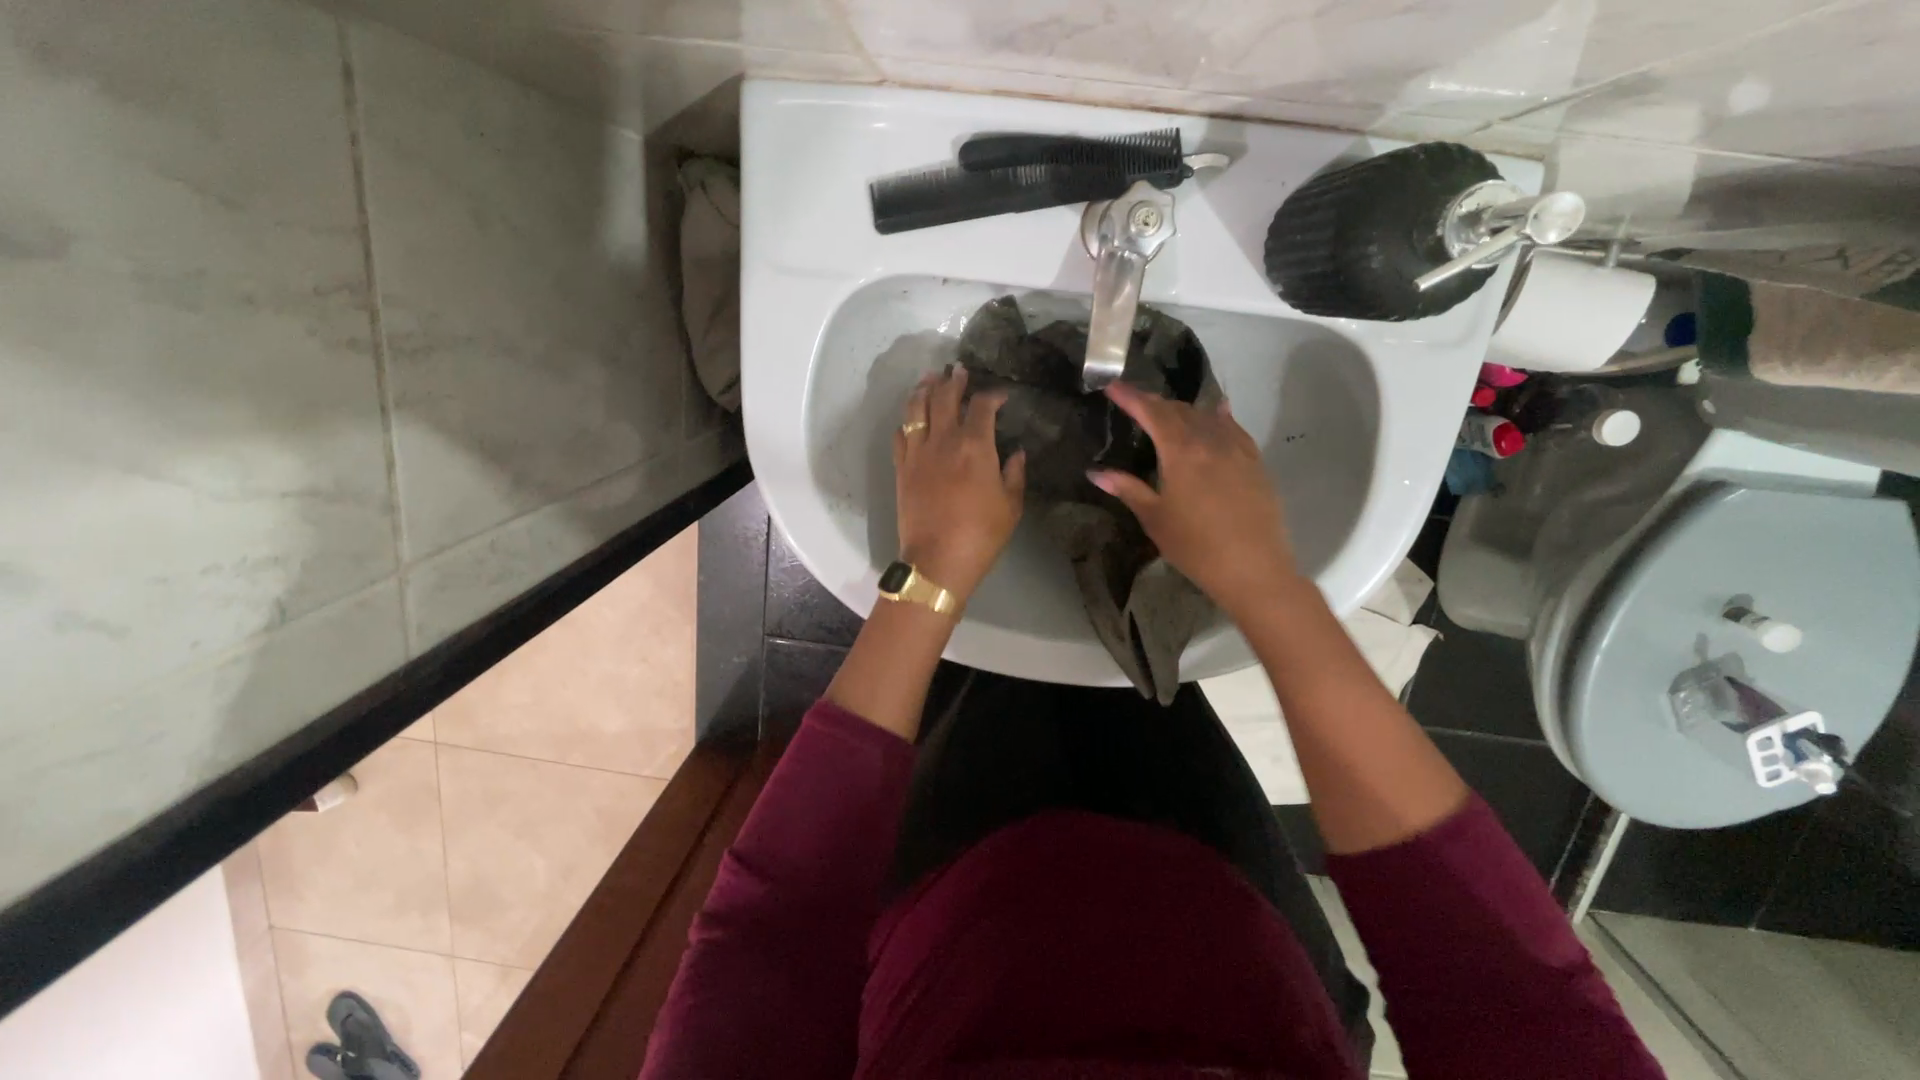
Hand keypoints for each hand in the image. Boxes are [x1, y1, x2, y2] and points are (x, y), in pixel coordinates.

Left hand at [893, 367, 1025, 602]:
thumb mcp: (1011, 506)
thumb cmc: (981, 535)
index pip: (982, 406)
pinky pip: (900, 434)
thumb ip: (1014, 474)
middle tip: (958, 370)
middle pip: (944, 397)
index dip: (992, 394)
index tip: (1000, 395)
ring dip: (924, 390)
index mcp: (974, 446)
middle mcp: (943, 440)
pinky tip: (912, 418)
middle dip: (953, 380)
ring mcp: (918, 452)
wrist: (937, 560)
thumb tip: (1016, 452)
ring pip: (917, 409)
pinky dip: (907, 421)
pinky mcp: (901, 468)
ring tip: (930, 379)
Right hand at [1088, 382, 1298, 613]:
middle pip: (1179, 409)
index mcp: (1181, 450)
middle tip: (1134, 402)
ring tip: (1167, 411)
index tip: (1112, 385)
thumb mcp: (1155, 519)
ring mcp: (1237, 448)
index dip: (1130, 397)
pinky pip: (1232, 428)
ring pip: (1206, 416)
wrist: (1254, 568)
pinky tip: (1216, 413)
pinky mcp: (1255, 461)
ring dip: (1184, 410)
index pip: (1151, 412)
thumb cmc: (1196, 547)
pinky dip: (1218, 417)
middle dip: (1154, 402)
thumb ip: (1128, 489)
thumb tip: (1096, 473)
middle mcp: (1210, 439)